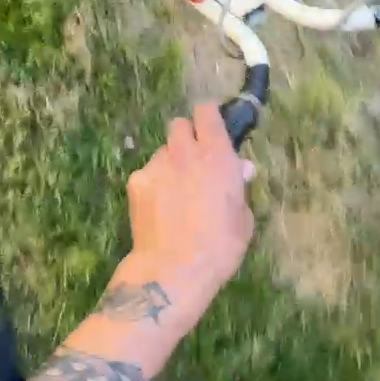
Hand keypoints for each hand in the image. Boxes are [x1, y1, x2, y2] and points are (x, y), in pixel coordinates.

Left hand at [125, 104, 253, 295]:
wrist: (173, 269)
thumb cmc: (219, 247)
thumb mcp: (243, 219)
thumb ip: (238, 187)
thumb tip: (240, 169)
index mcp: (216, 156)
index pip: (206, 112)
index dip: (208, 115)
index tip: (211, 126)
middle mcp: (184, 152)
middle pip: (179, 124)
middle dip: (186, 136)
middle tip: (194, 161)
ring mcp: (157, 164)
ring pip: (163, 151)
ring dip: (170, 163)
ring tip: (176, 194)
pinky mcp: (136, 180)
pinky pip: (147, 173)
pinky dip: (154, 184)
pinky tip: (159, 209)